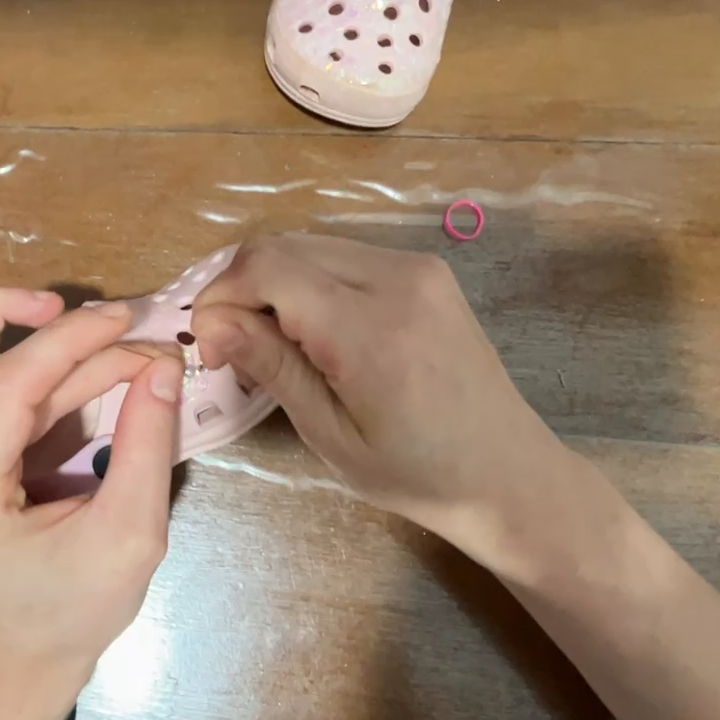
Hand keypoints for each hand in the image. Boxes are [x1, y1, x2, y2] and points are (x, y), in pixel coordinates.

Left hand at [0, 292, 182, 719]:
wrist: (25, 651)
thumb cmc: (77, 606)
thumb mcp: (132, 536)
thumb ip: (147, 447)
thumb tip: (160, 366)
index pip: (10, 385)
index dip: (71, 341)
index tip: (128, 321)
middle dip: (37, 323)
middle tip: (104, 315)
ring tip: (55, 312)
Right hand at [190, 235, 571, 557]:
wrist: (510, 474)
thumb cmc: (416, 474)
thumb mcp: (330, 435)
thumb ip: (272, 366)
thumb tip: (210, 323)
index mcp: (373, 329)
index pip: (268, 269)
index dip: (221, 296)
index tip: (211, 346)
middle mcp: (397, 277)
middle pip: (281, 247)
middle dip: (239, 289)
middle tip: (233, 348)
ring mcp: (415, 266)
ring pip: (305, 245)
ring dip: (269, 283)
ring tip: (268, 340)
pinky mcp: (422, 269)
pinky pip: (337, 255)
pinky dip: (303, 281)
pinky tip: (308, 327)